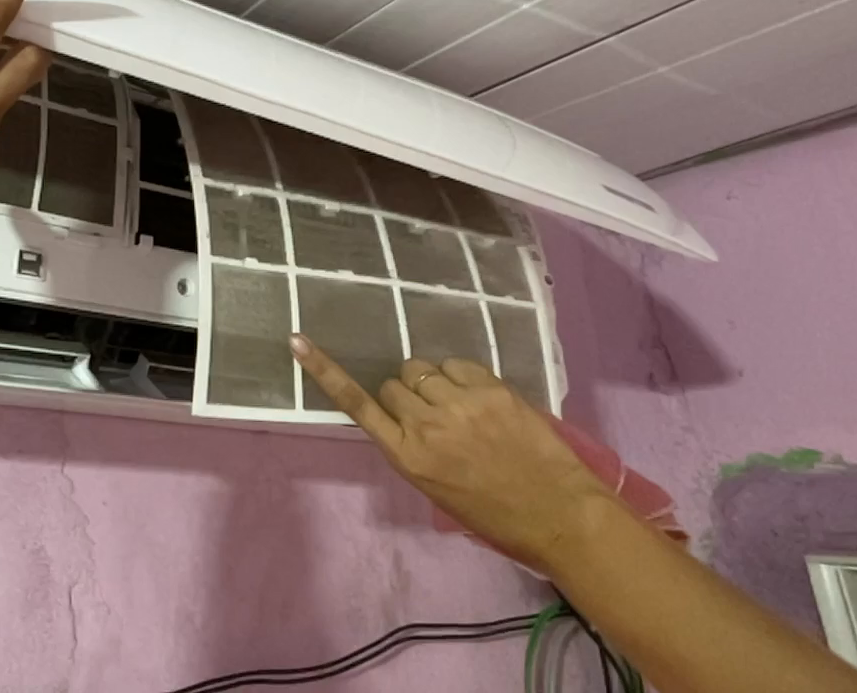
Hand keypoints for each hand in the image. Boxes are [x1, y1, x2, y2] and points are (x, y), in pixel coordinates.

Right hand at [292, 336, 620, 570]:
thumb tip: (396, 407)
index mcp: (406, 456)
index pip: (356, 404)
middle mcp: (425, 425)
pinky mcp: (490, 389)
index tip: (298, 342)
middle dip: (406, 395)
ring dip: (432, 382)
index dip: (324, 371)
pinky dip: (462, 376)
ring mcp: (458, 403)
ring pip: (421, 369)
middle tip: (433, 415)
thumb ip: (408, 444)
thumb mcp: (433, 486)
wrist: (559, 514)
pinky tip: (479, 399)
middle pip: (393, 383)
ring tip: (458, 405)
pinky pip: (456, 364)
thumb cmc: (491, 511)